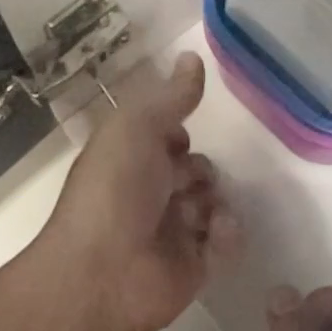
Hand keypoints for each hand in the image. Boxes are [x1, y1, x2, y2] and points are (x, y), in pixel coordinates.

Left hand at [39, 54, 239, 330]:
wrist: (104, 272)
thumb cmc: (113, 190)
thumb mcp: (136, 127)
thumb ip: (169, 97)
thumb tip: (192, 57)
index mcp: (128, 162)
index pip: (164, 140)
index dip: (177, 133)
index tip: (181, 135)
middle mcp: (149, 196)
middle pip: (194, 172)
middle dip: (201, 170)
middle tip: (190, 179)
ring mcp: (172, 234)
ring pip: (213, 205)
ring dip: (216, 200)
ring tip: (202, 210)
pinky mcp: (194, 268)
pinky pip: (225, 244)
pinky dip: (226, 234)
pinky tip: (214, 232)